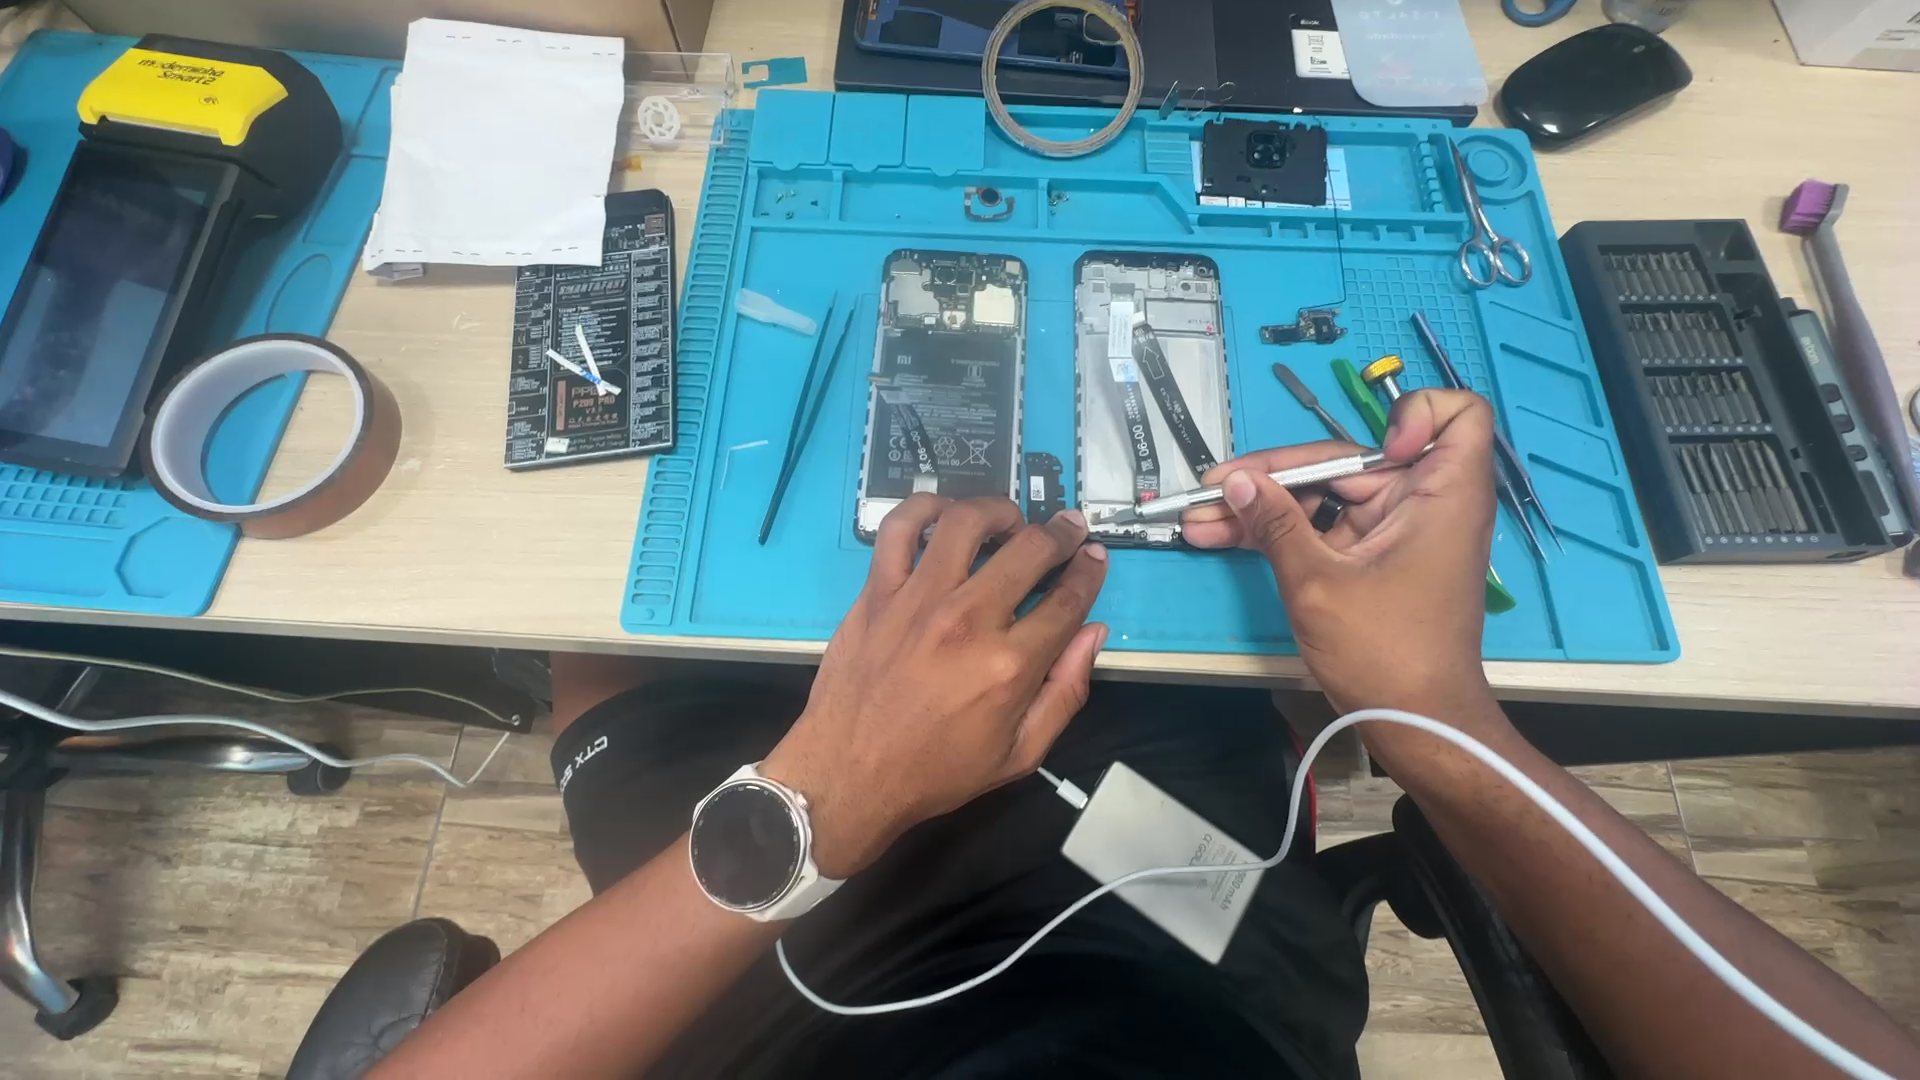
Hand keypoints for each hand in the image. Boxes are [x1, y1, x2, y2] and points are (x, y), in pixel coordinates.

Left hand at [762, 496, 1108, 878]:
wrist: (849, 775)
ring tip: (1008, 521)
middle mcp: (968, 620)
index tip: (1094, 556)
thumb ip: (1066, 692)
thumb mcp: (1020, 754)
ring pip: (966, 523)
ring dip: (998, 511)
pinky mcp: (877, 592)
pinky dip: (923, 508)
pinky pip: (899, 529)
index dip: (1089, 570)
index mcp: (1010, 665)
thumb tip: (1094, 632)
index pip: (1068, 599)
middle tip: (1067, 527)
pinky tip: (942, 514)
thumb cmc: (937, 770)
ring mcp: (917, 600)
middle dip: (1060, 532)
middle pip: (1029, 549)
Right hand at [1184, 389, 1503, 736]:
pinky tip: (1217, 535)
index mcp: (1439, 495)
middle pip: (1345, 459)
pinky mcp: (1361, 556)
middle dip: (1275, 474)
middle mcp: (1417, 502)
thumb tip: (1236, 482)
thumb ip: (1275, 524)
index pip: (1451, 416)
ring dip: (1258, 506)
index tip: (1369, 450)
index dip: (1410, 416)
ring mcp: (1386, 529)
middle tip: (1214, 489)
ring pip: (1317, 495)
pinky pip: (1314, 527)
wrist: (1409, 721)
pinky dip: (1272, 531)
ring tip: (1198, 518)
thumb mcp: (1318, 582)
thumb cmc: (1383, 650)